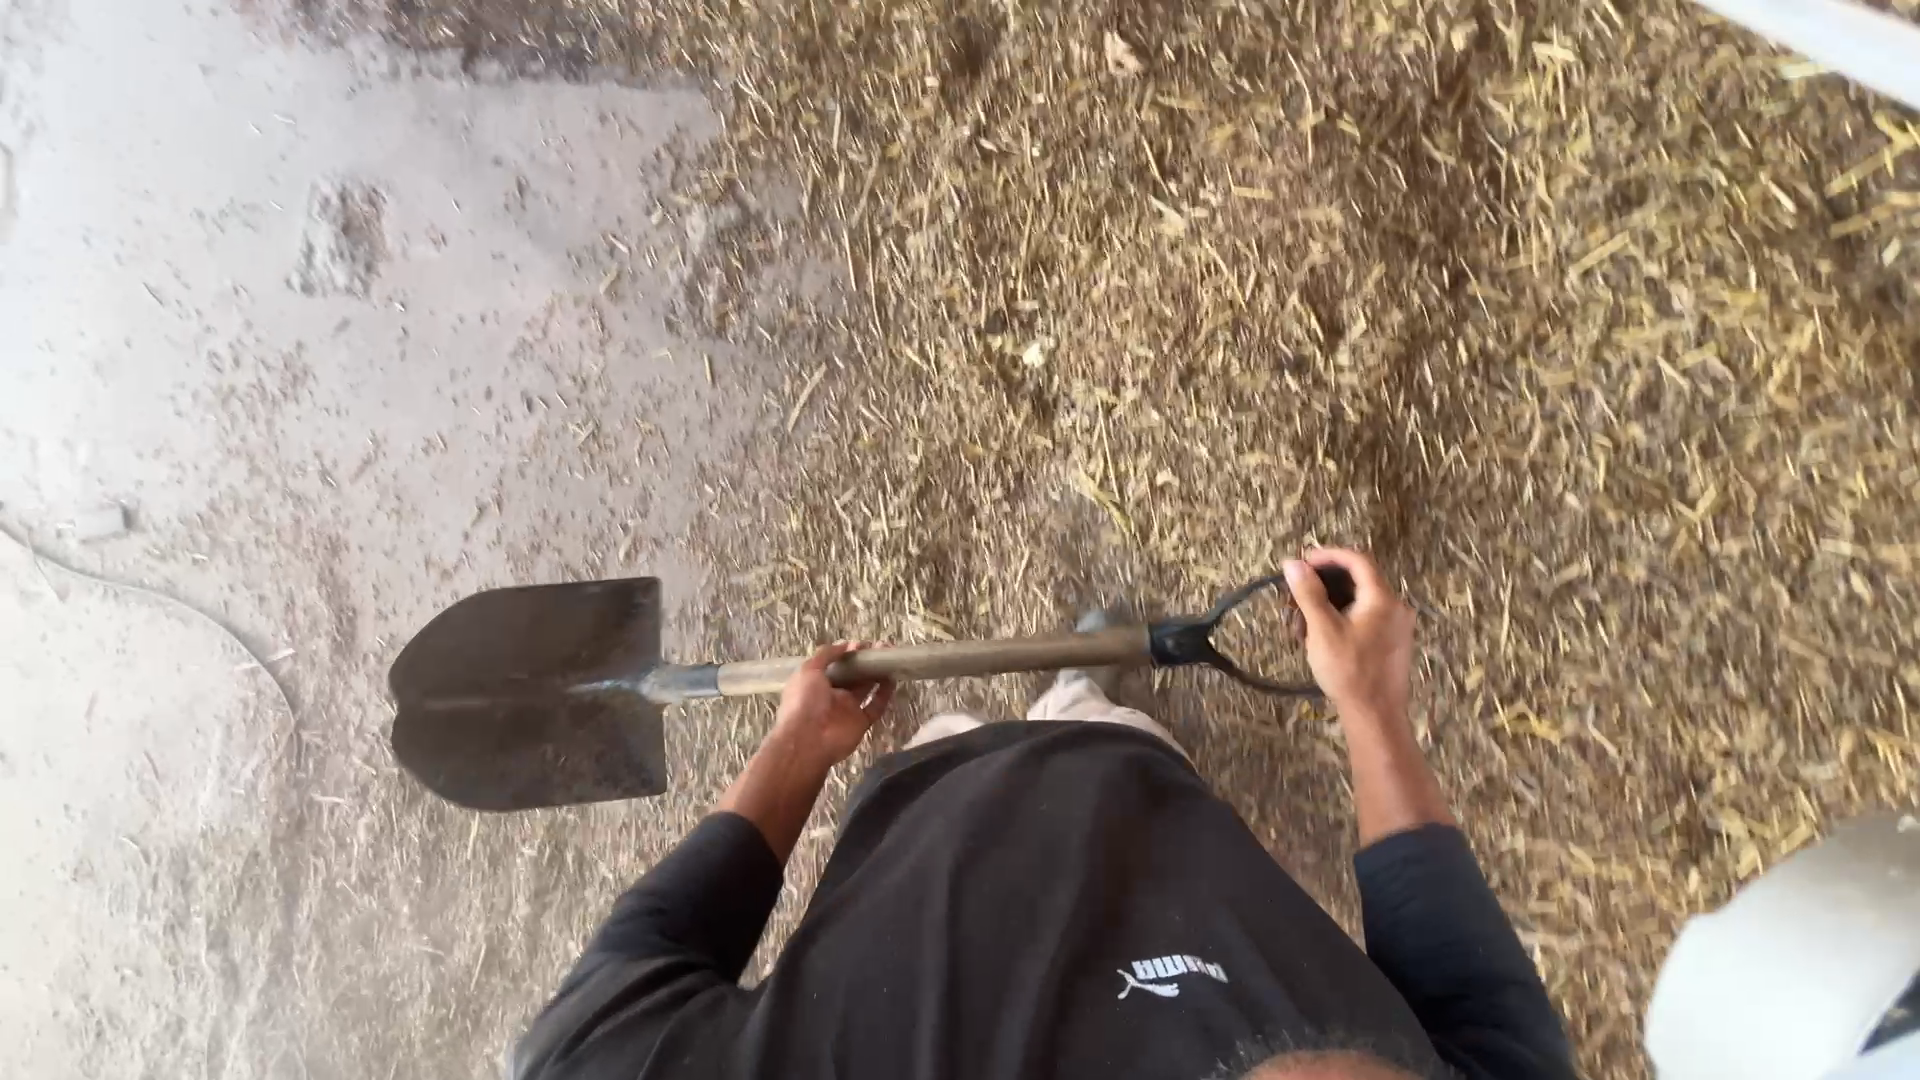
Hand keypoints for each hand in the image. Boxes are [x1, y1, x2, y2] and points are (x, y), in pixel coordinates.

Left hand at [772, 641, 894, 768]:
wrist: (807, 740)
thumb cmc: (804, 701)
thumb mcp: (808, 670)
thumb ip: (826, 655)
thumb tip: (845, 644)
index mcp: (817, 682)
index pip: (836, 665)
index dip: (849, 654)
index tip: (862, 645)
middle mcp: (833, 694)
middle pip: (854, 675)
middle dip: (866, 661)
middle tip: (881, 648)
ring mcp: (848, 709)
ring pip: (866, 688)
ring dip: (877, 673)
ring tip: (889, 658)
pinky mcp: (861, 722)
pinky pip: (875, 706)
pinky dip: (884, 694)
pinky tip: (892, 680)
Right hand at [1284, 549, 1414, 727]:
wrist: (1375, 714)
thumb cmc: (1348, 670)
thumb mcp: (1322, 629)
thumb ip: (1308, 593)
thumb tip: (1292, 563)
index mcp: (1382, 599)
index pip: (1357, 560)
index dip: (1327, 556)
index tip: (1300, 562)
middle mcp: (1394, 606)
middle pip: (1355, 580)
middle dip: (1320, 585)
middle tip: (1292, 598)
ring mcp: (1394, 625)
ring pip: (1355, 600)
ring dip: (1324, 604)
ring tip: (1298, 624)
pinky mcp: (1388, 640)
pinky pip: (1361, 616)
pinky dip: (1336, 618)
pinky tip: (1315, 635)